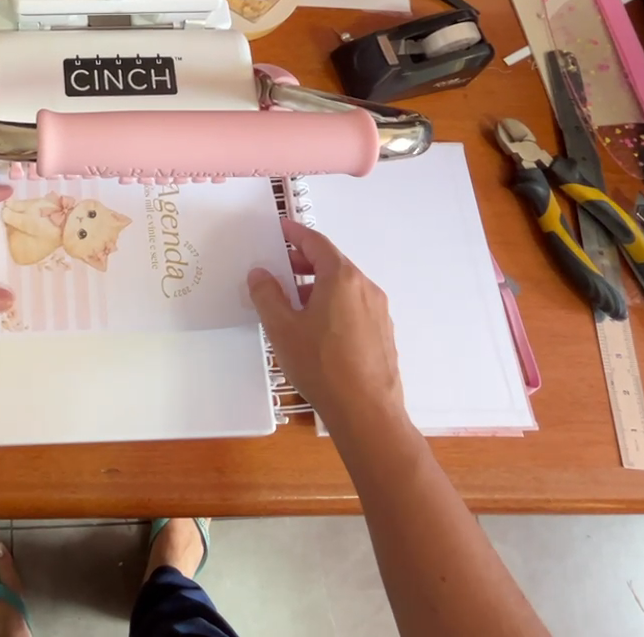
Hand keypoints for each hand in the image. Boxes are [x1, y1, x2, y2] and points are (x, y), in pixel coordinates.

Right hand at [248, 219, 408, 441]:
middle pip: (332, 263)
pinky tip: (315, 327)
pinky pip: (353, 306)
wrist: (367, 414)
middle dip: (303, 261)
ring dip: (316, 285)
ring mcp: (379, 312)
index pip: (316, 243)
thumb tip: (260, 273)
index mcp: (341, 279)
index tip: (279, 229)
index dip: (295, 233)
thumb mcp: (281, 327)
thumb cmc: (321, 365)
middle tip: (278, 266)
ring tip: (291, 302)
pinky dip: (332, 303)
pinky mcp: (383, 334)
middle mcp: (365, 288)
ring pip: (343, 286)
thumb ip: (266, 294)